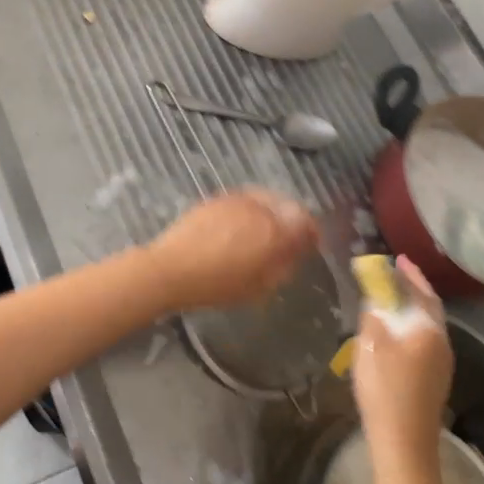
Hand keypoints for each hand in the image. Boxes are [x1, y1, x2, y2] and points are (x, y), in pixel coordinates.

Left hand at [145, 189, 317, 311]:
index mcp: (274, 231)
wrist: (172, 269)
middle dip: (293, 219)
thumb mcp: (260, 286)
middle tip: (290, 237)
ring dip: (273, 212)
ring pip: (266, 198)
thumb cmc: (217, 285)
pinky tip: (243, 225)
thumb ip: (284, 265)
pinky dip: (252, 209)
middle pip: (288, 205)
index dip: (311, 233)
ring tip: (266, 231)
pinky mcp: (217, 198)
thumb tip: (297, 252)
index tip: (310, 244)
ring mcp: (236, 199)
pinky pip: (245, 199)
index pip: (305, 222)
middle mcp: (259, 208)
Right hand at [352, 255, 453, 454]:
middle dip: (413, 290)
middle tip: (394, 275)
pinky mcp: (435, 380)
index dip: (410, 274)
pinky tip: (396, 333)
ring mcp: (441, 364)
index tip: (398, 258)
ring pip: (427, 326)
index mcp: (429, 331)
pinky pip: (425, 341)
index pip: (422, 293)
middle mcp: (442, 343)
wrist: (404, 442)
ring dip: (412, 309)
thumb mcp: (371, 345)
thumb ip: (374, 315)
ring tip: (391, 300)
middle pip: (429, 308)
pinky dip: (411, 327)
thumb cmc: (385, 389)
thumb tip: (377, 296)